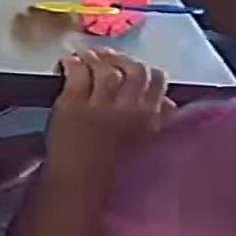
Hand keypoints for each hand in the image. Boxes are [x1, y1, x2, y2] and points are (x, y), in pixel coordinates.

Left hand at [44, 50, 172, 184]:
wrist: (83, 181)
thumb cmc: (113, 166)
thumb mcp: (148, 143)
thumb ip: (160, 121)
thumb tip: (167, 103)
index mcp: (154, 118)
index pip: (156, 81)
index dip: (142, 68)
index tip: (128, 64)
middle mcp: (131, 109)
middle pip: (132, 71)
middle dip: (119, 59)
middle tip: (105, 55)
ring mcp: (100, 106)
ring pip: (105, 70)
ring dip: (95, 58)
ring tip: (85, 55)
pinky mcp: (71, 105)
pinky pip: (77, 76)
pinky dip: (73, 64)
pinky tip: (68, 61)